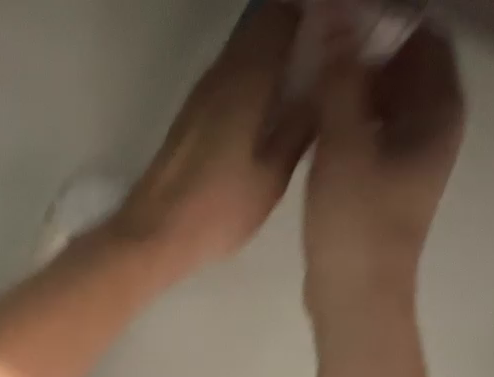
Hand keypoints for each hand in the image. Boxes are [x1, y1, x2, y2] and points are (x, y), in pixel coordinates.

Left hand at [111, 0, 316, 276]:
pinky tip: (273, 106)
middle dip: (298, 31)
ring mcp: (200, 96)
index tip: (342, 30)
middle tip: (332, 56)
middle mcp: (219, 75)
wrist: (150, 238)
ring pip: (244, 52)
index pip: (282, 14)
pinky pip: (230, 78)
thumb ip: (304, 124)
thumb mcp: (273, 175)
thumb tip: (332, 85)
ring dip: (275, 56)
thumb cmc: (216, 212)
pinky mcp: (189, 118)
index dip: (314, 16)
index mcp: (246, 79)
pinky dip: (254, 79)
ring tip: (310, 79)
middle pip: (262, 27)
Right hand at [303, 17, 464, 315]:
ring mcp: (405, 154)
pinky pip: (366, 125)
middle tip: (317, 36)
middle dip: (365, 45)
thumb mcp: (345, 144)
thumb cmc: (357, 223)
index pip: (424, 36)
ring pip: (382, 97)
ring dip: (351, 79)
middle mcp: (431, 126)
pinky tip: (311, 111)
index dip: (387, 19)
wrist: (355, 297)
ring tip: (309, 67)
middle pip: (404, 65)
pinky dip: (345, 111)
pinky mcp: (378, 178)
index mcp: (439, 111)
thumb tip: (338, 10)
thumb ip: (340, 77)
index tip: (340, 15)